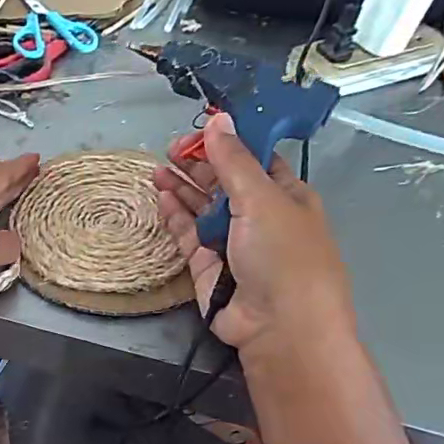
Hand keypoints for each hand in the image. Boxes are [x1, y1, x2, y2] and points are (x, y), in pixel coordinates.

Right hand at [153, 113, 354, 358]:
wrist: (278, 324)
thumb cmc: (283, 254)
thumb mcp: (261, 200)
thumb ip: (233, 161)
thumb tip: (219, 119)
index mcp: (285, 195)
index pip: (254, 160)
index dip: (229, 142)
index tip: (202, 129)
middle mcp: (258, 216)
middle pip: (224, 182)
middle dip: (199, 164)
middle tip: (171, 150)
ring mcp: (231, 242)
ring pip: (202, 208)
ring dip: (182, 188)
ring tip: (158, 169)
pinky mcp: (206, 267)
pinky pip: (188, 235)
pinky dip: (176, 216)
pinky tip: (162, 197)